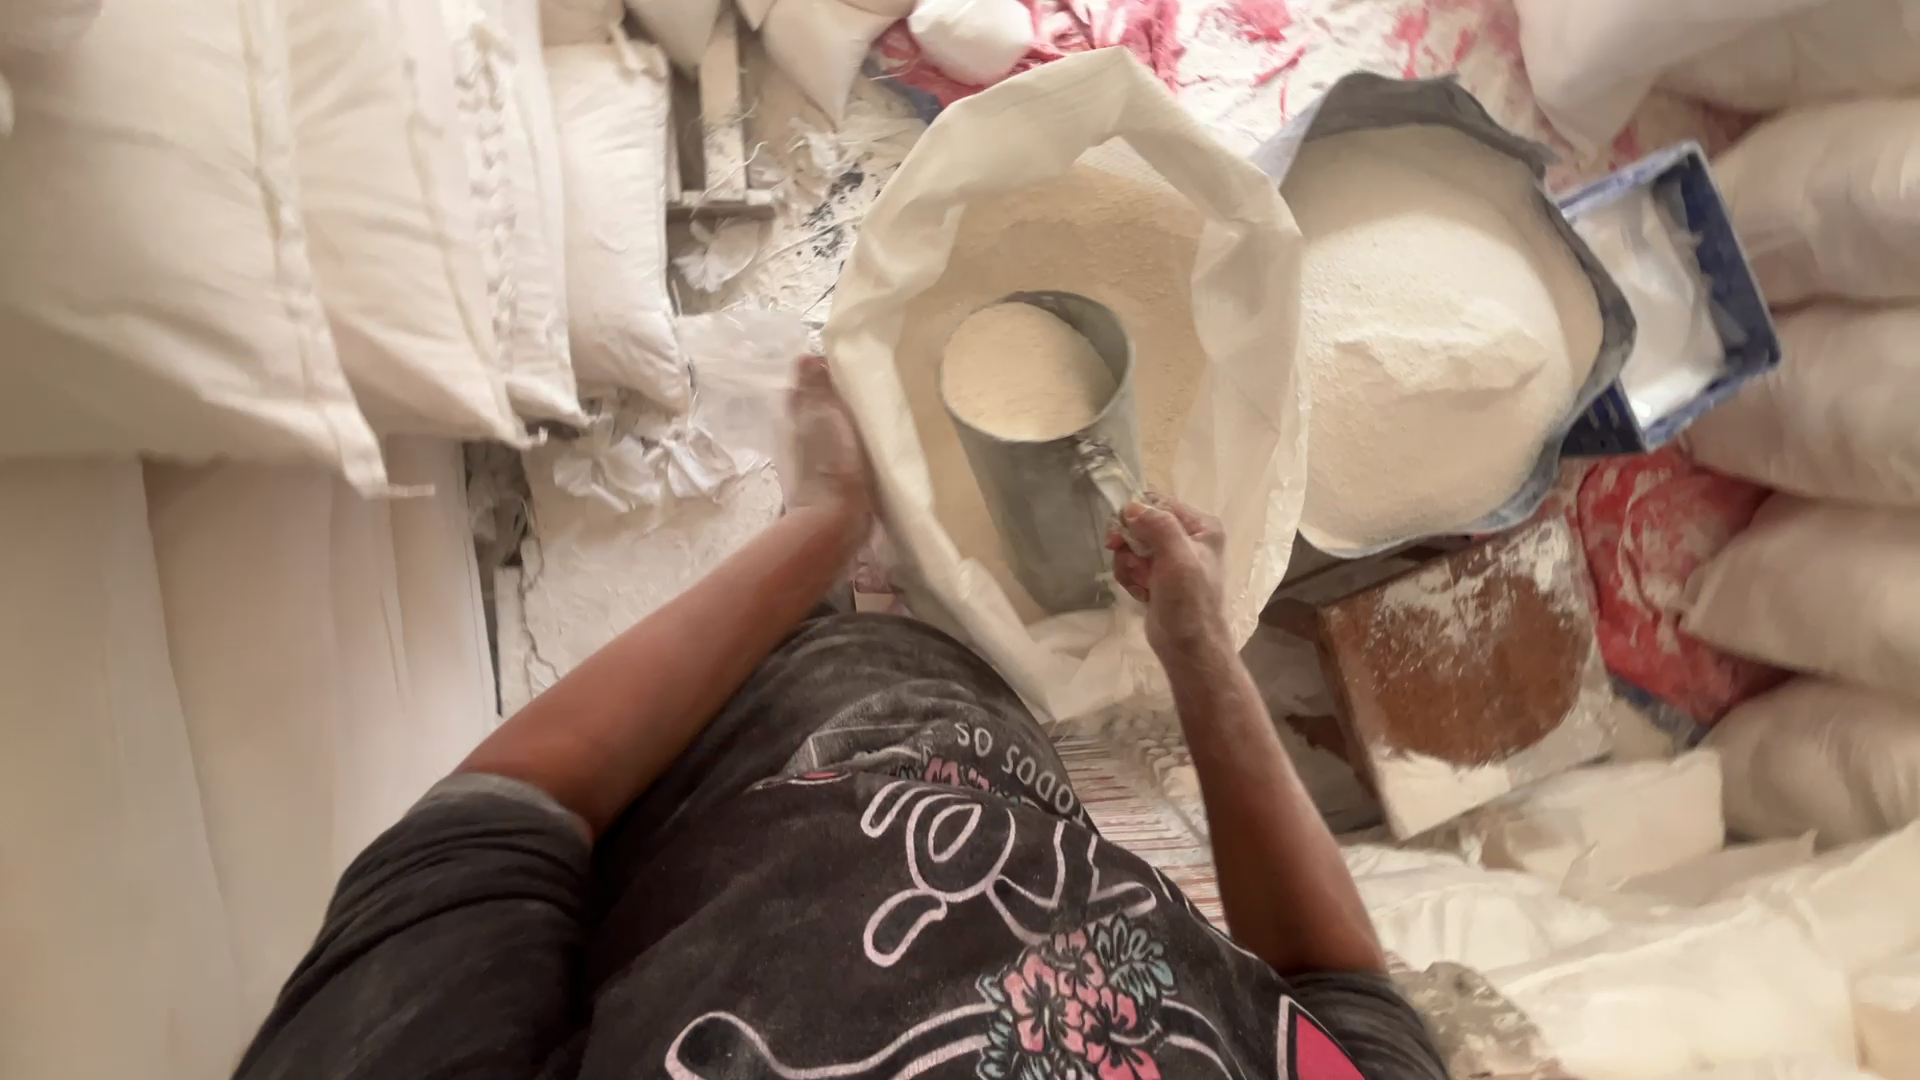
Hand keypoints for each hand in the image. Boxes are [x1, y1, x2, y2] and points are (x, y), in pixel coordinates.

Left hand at [788, 355, 874, 529]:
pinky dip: (847, 445)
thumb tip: (806, 357)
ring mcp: (808, 460)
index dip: (823, 373)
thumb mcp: (823, 416)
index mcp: (794, 416)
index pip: (804, 384)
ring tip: (868, 415)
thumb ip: (816, 388)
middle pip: (813, 407)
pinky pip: (836, 452)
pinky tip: (865, 446)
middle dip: (832, 397)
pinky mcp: (825, 480)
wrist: (834, 519)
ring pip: (824, 430)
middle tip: (862, 389)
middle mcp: (795, 436)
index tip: (848, 369)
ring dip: (840, 422)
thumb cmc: (831, 464)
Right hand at [1108, 494, 1230, 661]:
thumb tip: (1130, 507)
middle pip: (1141, 524)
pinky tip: (1141, 593)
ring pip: (1132, 546)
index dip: (1136, 516)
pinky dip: (1130, 578)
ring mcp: (1171, 559)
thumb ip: (1158, 527)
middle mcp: (1188, 538)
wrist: (1189, 648)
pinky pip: (1132, 565)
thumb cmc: (1190, 602)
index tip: (1120, 535)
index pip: (1158, 503)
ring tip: (1141, 583)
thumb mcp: (1178, 558)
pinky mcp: (1158, 577)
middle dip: (1129, 546)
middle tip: (1126, 561)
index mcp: (1201, 527)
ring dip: (1128, 564)